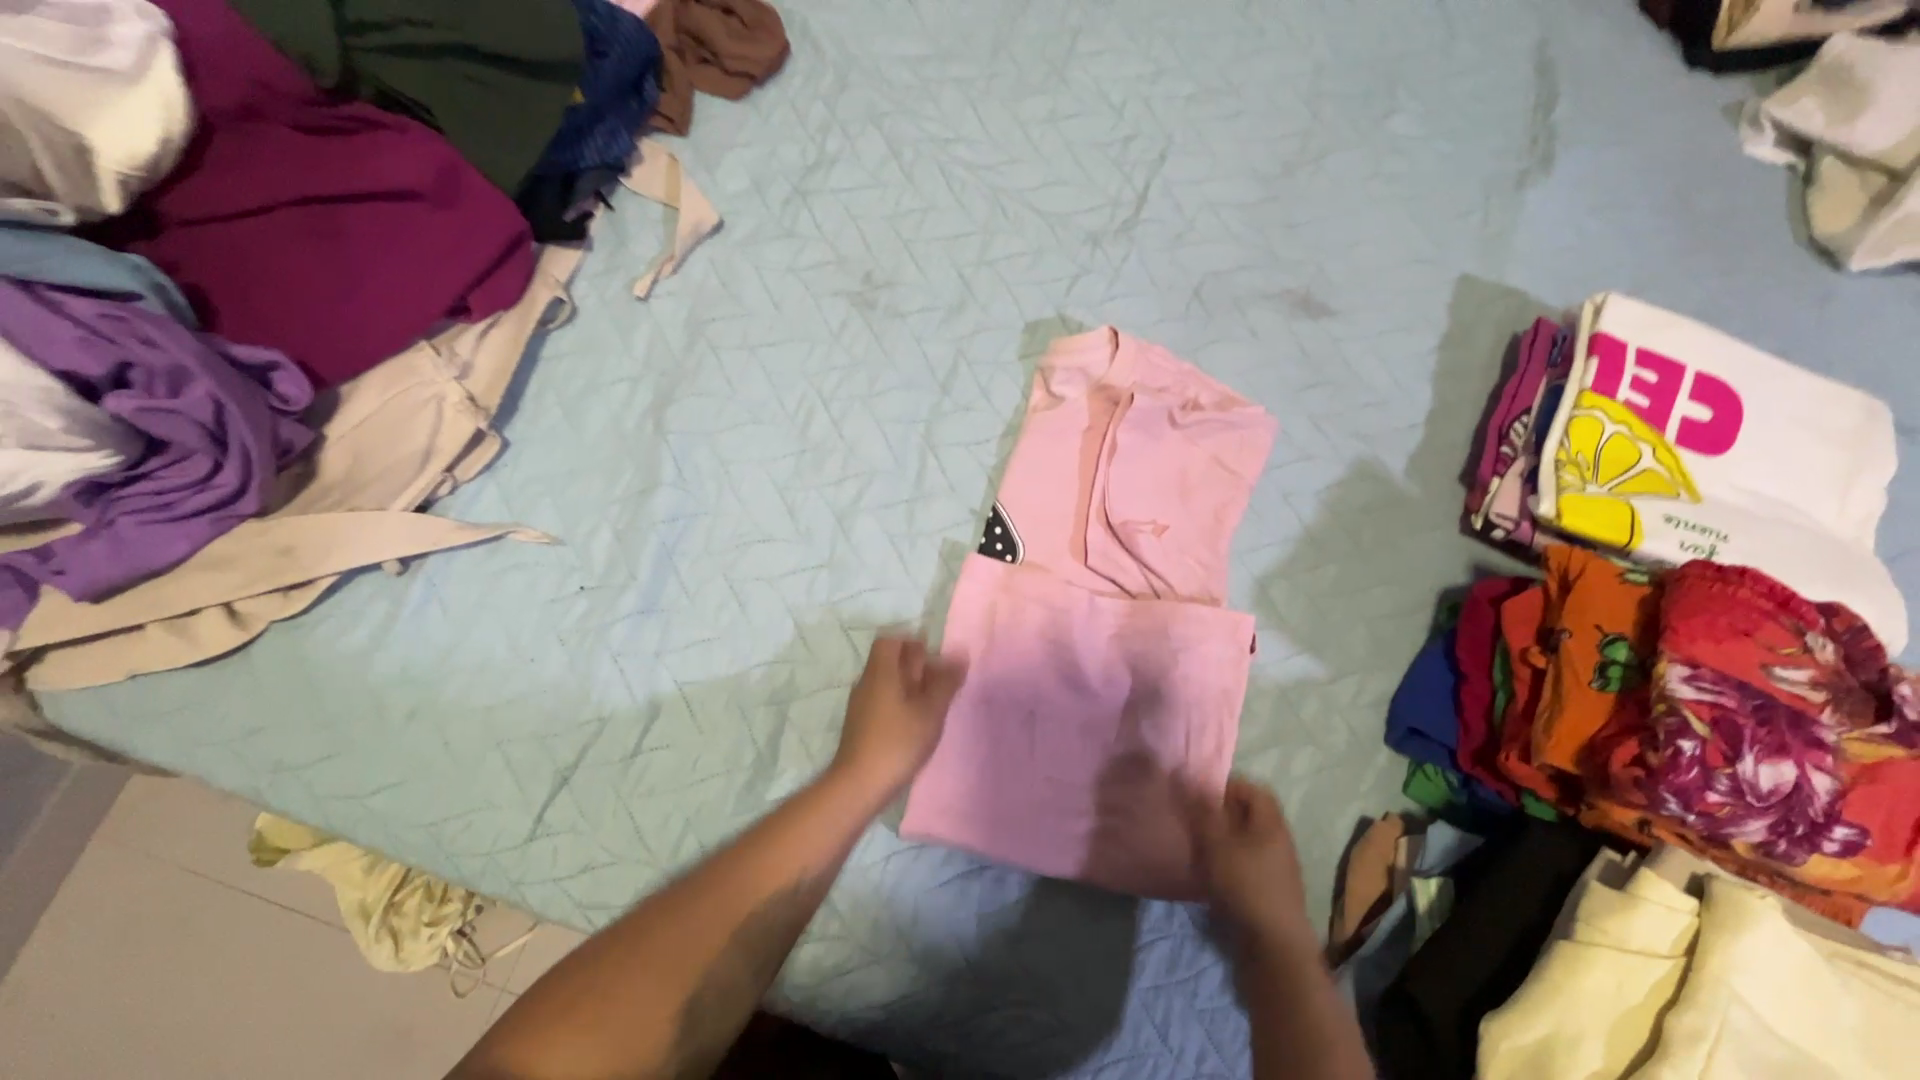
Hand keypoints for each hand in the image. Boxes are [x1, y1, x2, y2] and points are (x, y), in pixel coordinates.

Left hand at [831, 635, 967, 798]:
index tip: (934, 657)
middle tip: (942, 681)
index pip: (890, 640)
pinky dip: (901, 703)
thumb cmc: (898, 742)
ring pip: (886, 682)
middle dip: (916, 665)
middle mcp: (866, 683)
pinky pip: (882, 700)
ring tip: (934, 704)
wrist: (859, 784)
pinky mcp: (861, 725)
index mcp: (881, 672)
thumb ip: (945, 682)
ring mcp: (861, 705)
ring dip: (910, 686)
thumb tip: (959, 655)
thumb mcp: (930, 712)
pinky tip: (917, 723)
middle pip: (889, 661)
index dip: (912, 641)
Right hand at [1191, 776, 1315, 951]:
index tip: (1199, 794)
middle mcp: (1279, 842)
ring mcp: (1277, 869)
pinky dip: (1227, 863)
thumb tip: (1183, 775)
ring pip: (1246, 841)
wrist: (1273, 948)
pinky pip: (1246, 864)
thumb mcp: (1217, 843)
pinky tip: (1209, 874)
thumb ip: (1200, 810)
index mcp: (1272, 824)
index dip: (1227, 786)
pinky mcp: (1269, 892)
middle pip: (1249, 816)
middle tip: (1193, 819)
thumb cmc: (1245, 886)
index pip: (1253, 790)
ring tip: (1197, 846)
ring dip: (1222, 840)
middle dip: (1221, 814)